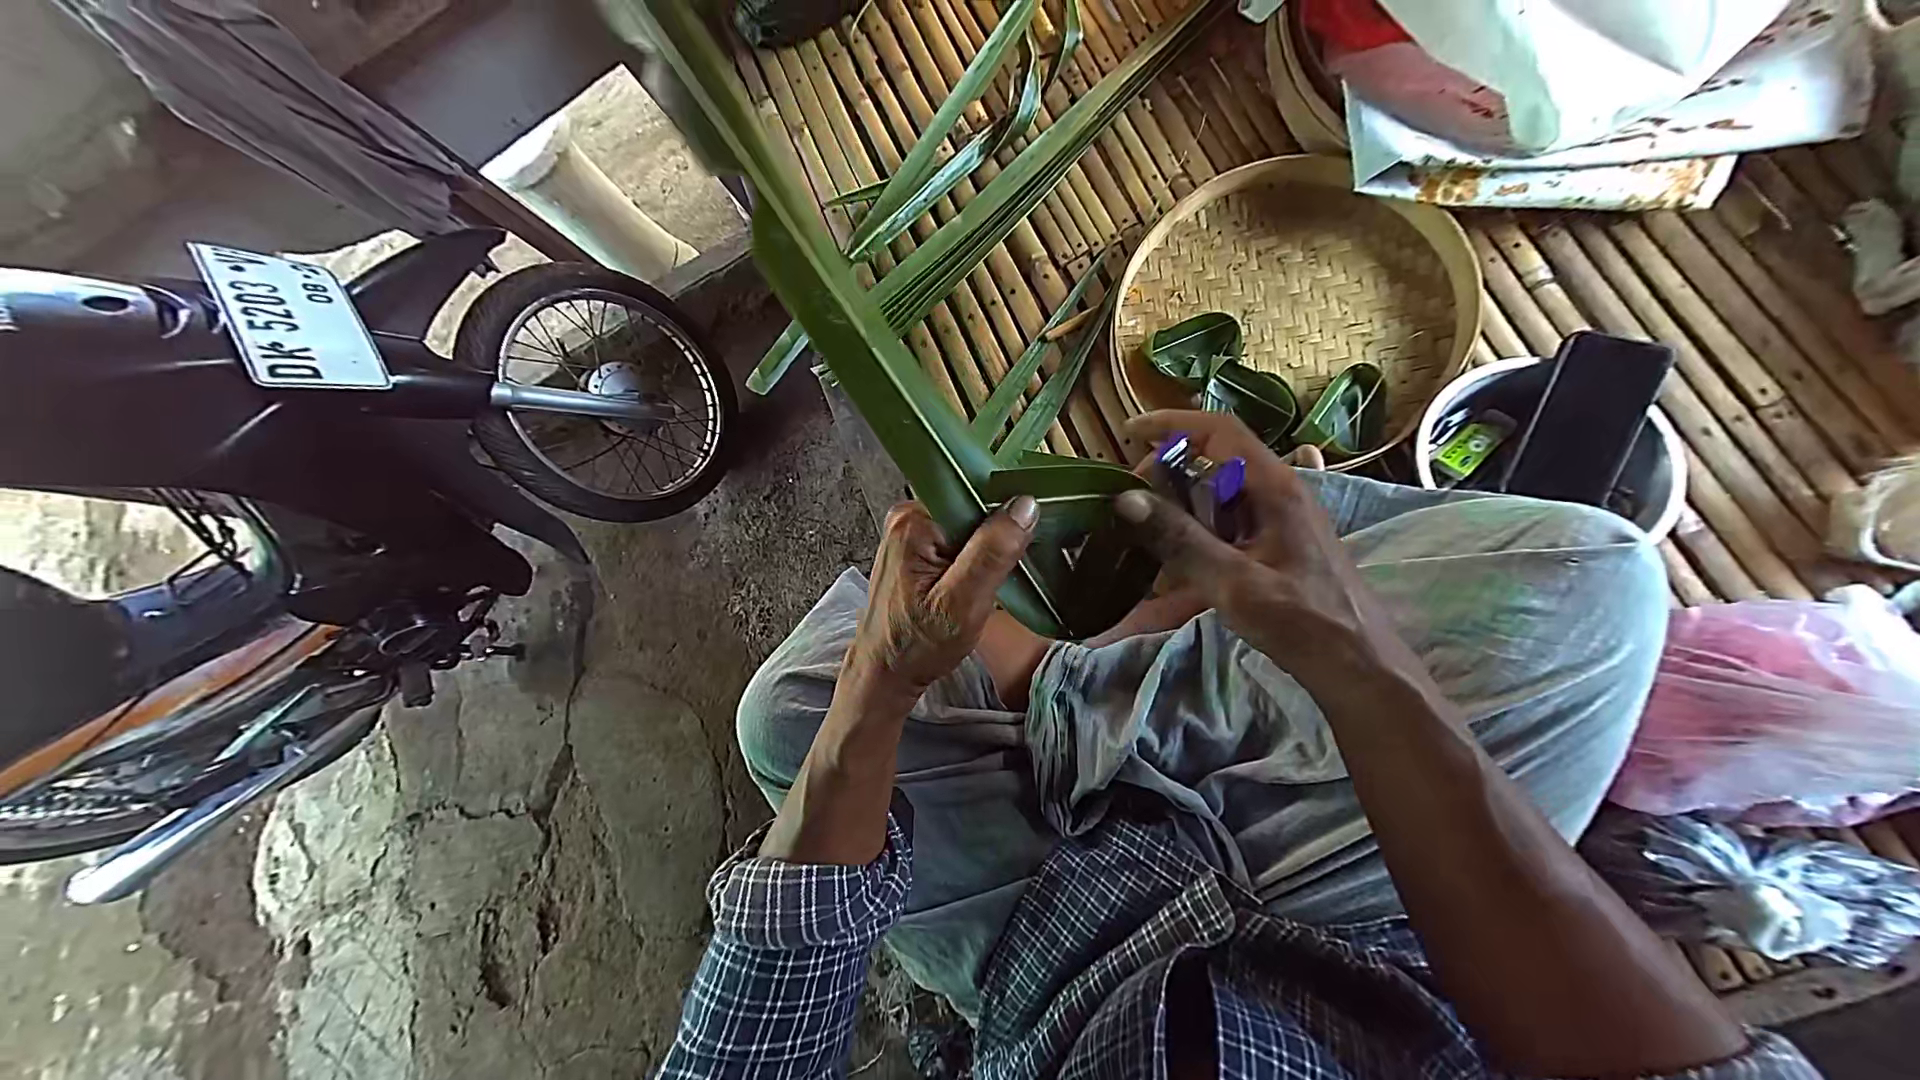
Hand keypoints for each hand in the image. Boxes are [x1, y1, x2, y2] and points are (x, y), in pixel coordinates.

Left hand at [846, 497, 1039, 701]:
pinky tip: (979, 582)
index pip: (976, 496)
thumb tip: (1025, 505)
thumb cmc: (917, 645)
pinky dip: (975, 560)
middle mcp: (908, 518)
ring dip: (987, 552)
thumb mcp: (962, 603)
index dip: (1004, 518)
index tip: (1021, 543)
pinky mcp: (918, 550)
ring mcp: (911, 533)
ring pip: (970, 527)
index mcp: (915, 521)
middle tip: (1005, 572)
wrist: (886, 673)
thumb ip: (992, 552)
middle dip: (996, 539)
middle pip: (974, 509)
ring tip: (989, 582)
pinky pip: (959, 541)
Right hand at [1113, 411, 1406, 693]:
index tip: (1130, 432)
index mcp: (1274, 489)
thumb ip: (1180, 539)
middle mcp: (1277, 494)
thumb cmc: (1303, 622)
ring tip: (1144, 542)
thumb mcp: (1233, 582)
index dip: (1173, 424)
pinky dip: (1195, 540)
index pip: (1220, 431)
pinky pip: (1225, 528)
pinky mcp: (1275, 546)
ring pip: (1216, 498)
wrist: (1358, 666)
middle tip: (1131, 506)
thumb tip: (1125, 499)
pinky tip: (1172, 574)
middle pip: (1213, 463)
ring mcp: (1277, 520)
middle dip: (1166, 477)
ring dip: (1178, 513)